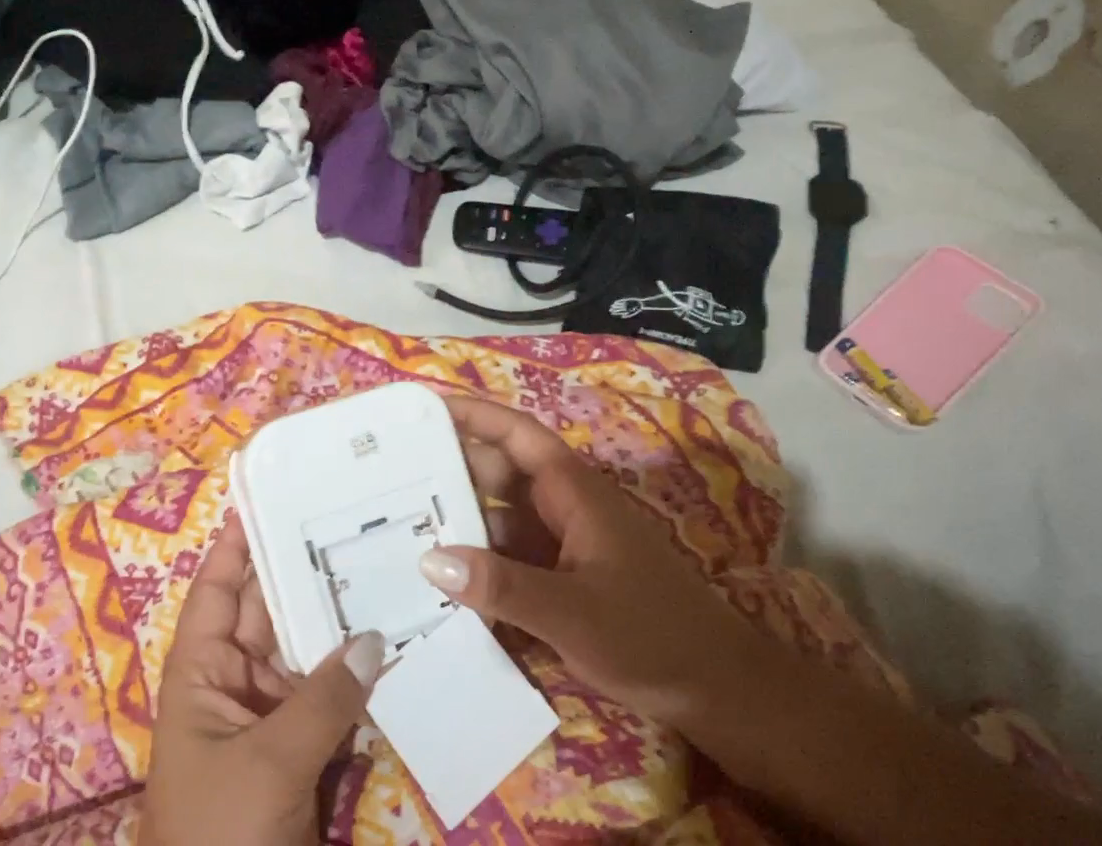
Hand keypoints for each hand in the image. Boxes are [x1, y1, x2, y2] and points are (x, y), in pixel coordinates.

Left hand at [142, 515, 383, 845]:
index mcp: (202, 669)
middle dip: (306, 570)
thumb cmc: (219, 830)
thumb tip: (374, 637)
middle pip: (270, 611)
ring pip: (308, 651)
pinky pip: (333, 696)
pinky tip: (398, 636)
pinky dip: (360, 671)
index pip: (218, 587)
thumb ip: (323, 699)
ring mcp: (272, 713)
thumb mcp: (267, 762)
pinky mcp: (304, 747)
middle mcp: (236, 679)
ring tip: (387, 563)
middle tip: (355, 518)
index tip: (275, 493)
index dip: (240, 541)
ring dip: (341, 618)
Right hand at [421, 396, 767, 723]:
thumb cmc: (652, 635)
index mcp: (574, 493)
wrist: (716, 691)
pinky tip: (436, 581)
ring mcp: (560, 546)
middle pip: (496, 476)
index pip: (516, 435)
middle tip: (384, 478)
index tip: (420, 409)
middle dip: (447, 471)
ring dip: (456, 523)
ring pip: (498, 521)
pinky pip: (506, 560)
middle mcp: (563, 509)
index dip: (472, 415)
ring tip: (394, 527)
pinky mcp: (558, 580)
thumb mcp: (573, 612)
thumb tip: (429, 559)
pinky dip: (475, 564)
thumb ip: (503, 586)